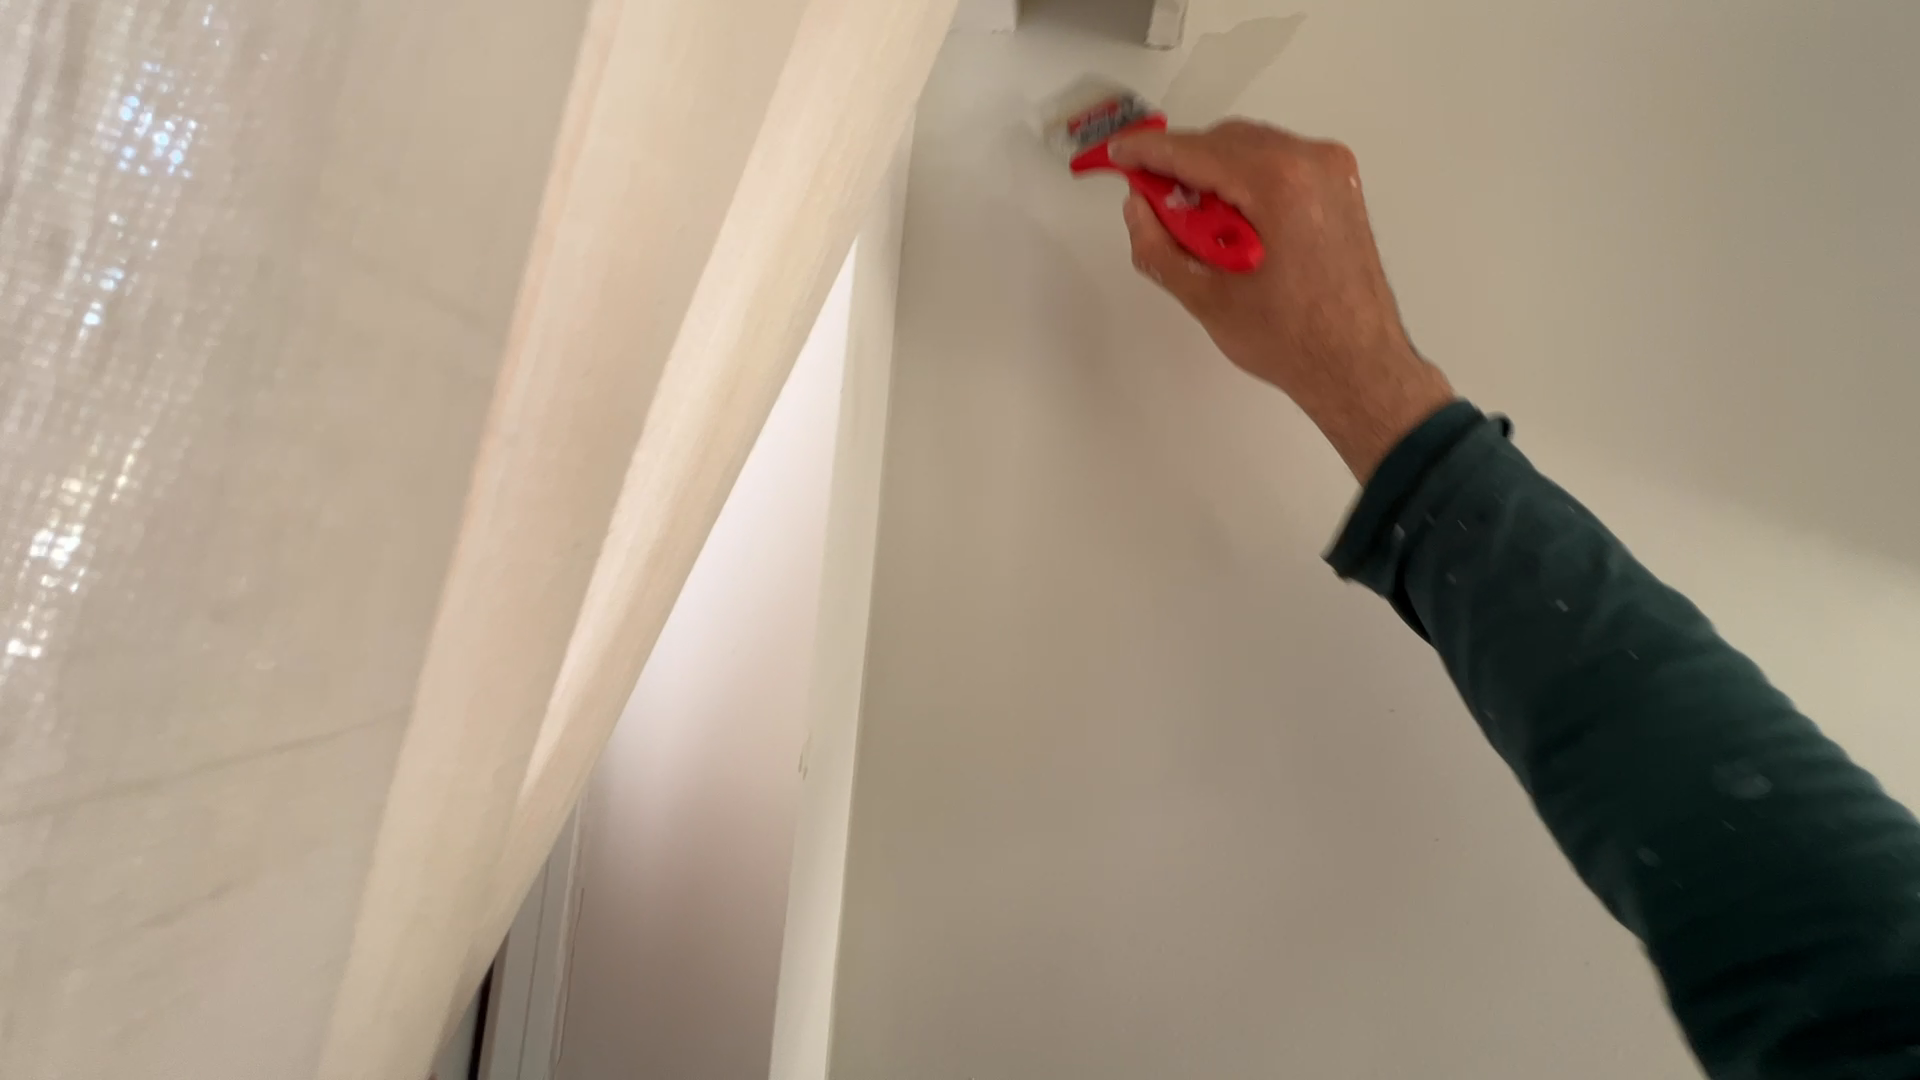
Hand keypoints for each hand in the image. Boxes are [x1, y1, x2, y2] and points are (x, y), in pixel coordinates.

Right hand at [1109, 121, 1454, 479]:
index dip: (1149, 151)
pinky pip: (1278, 166)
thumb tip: (1137, 208)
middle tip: (1150, 203)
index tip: (1119, 153)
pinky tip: (1227, 225)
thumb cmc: (1285, 338)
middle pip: (1226, 142)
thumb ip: (1159, 248)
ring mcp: (1331, 172)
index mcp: (1278, 183)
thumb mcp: (1205, 298)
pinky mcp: (1338, 188)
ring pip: (1252, 150)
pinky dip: (1243, 183)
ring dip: (1211, 176)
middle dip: (1181, 165)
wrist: (1354, 363)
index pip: (1196, 151)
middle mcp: (1310, 162)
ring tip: (1189, 224)